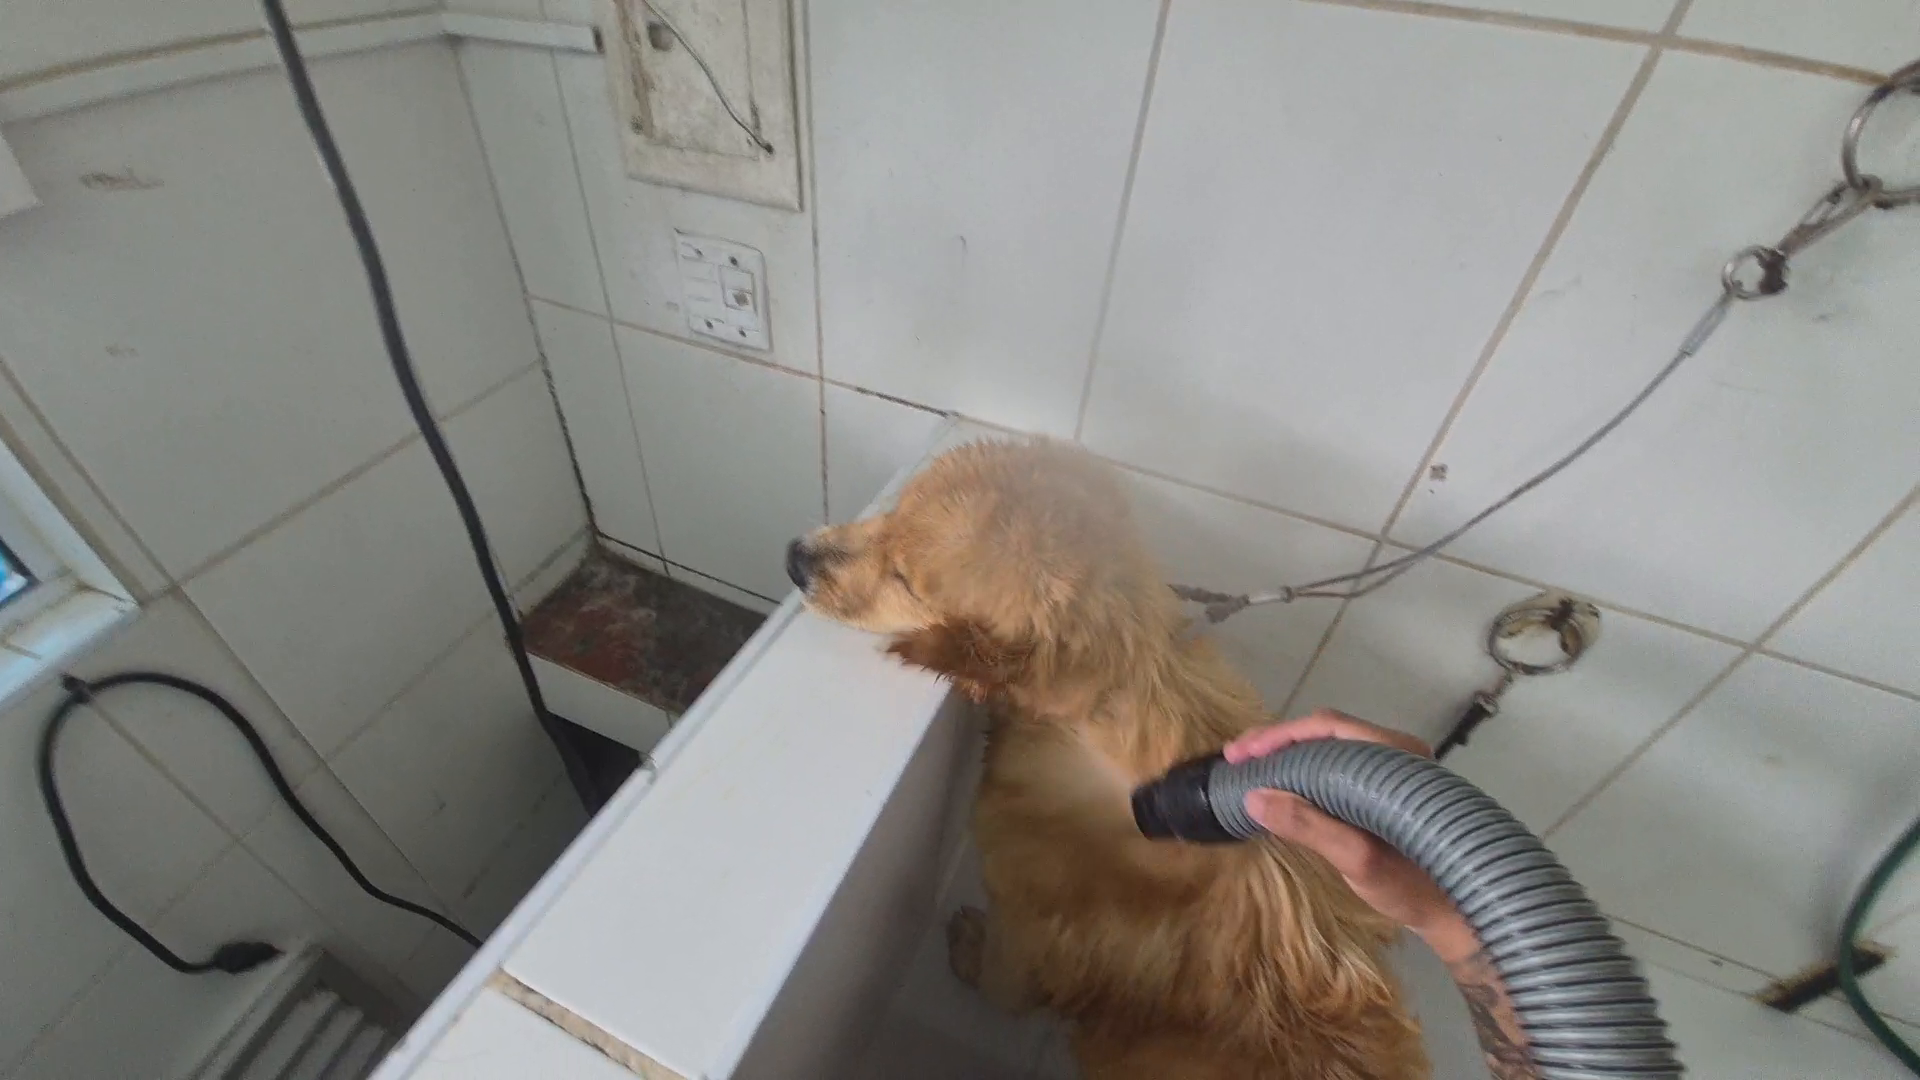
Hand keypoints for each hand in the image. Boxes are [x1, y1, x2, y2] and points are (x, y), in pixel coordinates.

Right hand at [1225, 710, 1476, 959]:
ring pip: (1326, 744)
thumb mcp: (1359, 860)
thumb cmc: (1414, 888)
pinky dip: (1302, 765)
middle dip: (1275, 741)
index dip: (1277, 736)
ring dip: (1285, 753)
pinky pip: (1335, 760)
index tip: (1241, 754)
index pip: (1326, 727)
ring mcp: (1391, 765)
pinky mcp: (1384, 783)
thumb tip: (1254, 797)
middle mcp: (1396, 750)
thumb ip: (1310, 826)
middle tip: (1235, 757)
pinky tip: (1280, 778)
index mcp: (1395, 757)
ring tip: (1249, 765)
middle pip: (1322, 730)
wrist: (1460, 917)